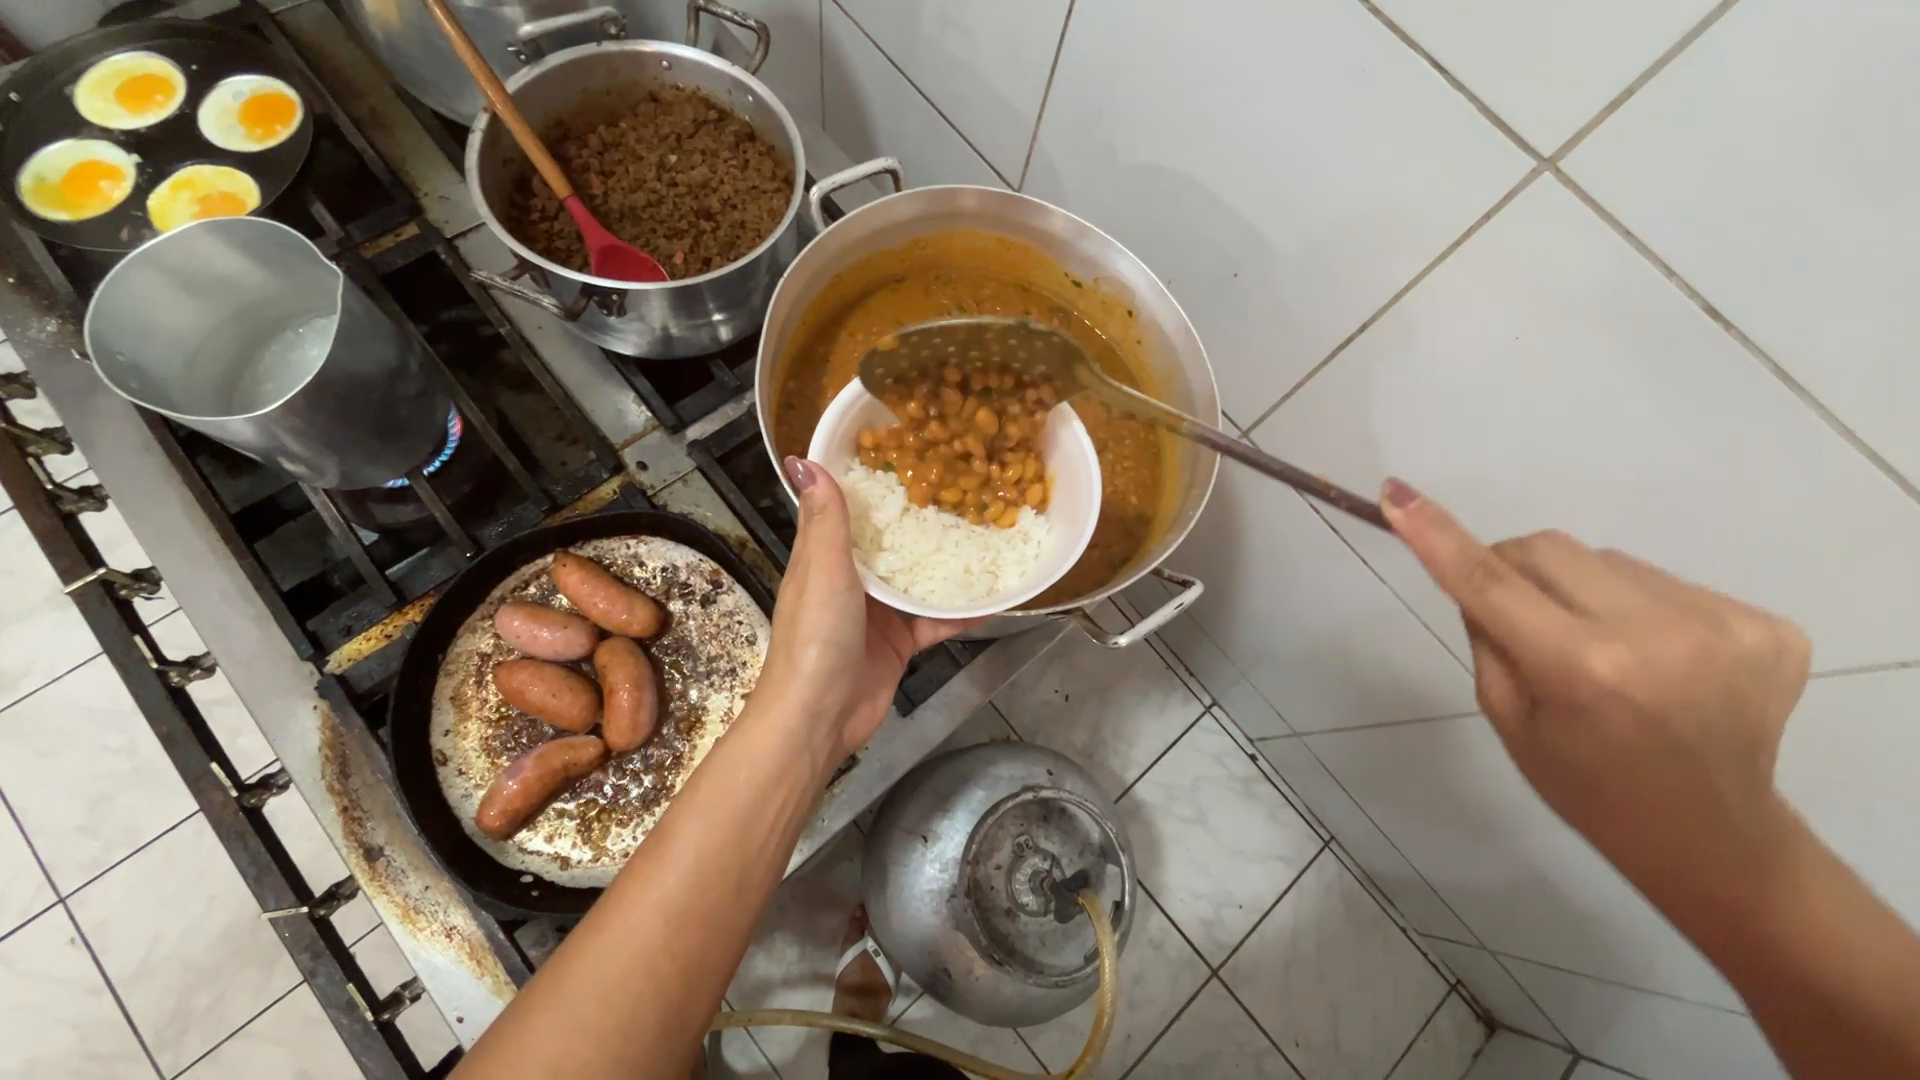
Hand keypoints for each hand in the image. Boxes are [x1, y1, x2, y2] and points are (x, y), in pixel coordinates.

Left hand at [752, 458, 977, 763]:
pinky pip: (935, 619)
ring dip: (946, 562)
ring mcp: (877, 612)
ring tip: (986, 532)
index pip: (847, 509)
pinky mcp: (900, 642)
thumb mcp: (822, 570)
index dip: (870, 481)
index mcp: (825, 556)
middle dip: (920, 517)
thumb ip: (825, 519)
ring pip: (917, 578)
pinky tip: (993, 598)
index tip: (905, 448)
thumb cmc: (815, 638)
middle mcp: (851, 579)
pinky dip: (960, 612)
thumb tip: (803, 459)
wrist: (819, 716)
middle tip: (963, 486)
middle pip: (890, 541)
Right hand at [1379, 478, 1811, 874]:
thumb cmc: (1584, 786)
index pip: (1488, 582)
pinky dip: (1637, 606)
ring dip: (1580, 589)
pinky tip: (1657, 657)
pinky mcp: (1768, 625)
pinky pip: (1663, 581)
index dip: (1437, 534)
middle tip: (1517, 615)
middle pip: (1546, 549)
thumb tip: (1474, 571)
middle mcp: (1657, 634)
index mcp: (1582, 670)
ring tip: (1602, 648)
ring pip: (1606, 560)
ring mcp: (1724, 625)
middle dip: (1513, 568)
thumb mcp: (1506, 718)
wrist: (1712, 836)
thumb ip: (1487, 637)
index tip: (1397, 493)